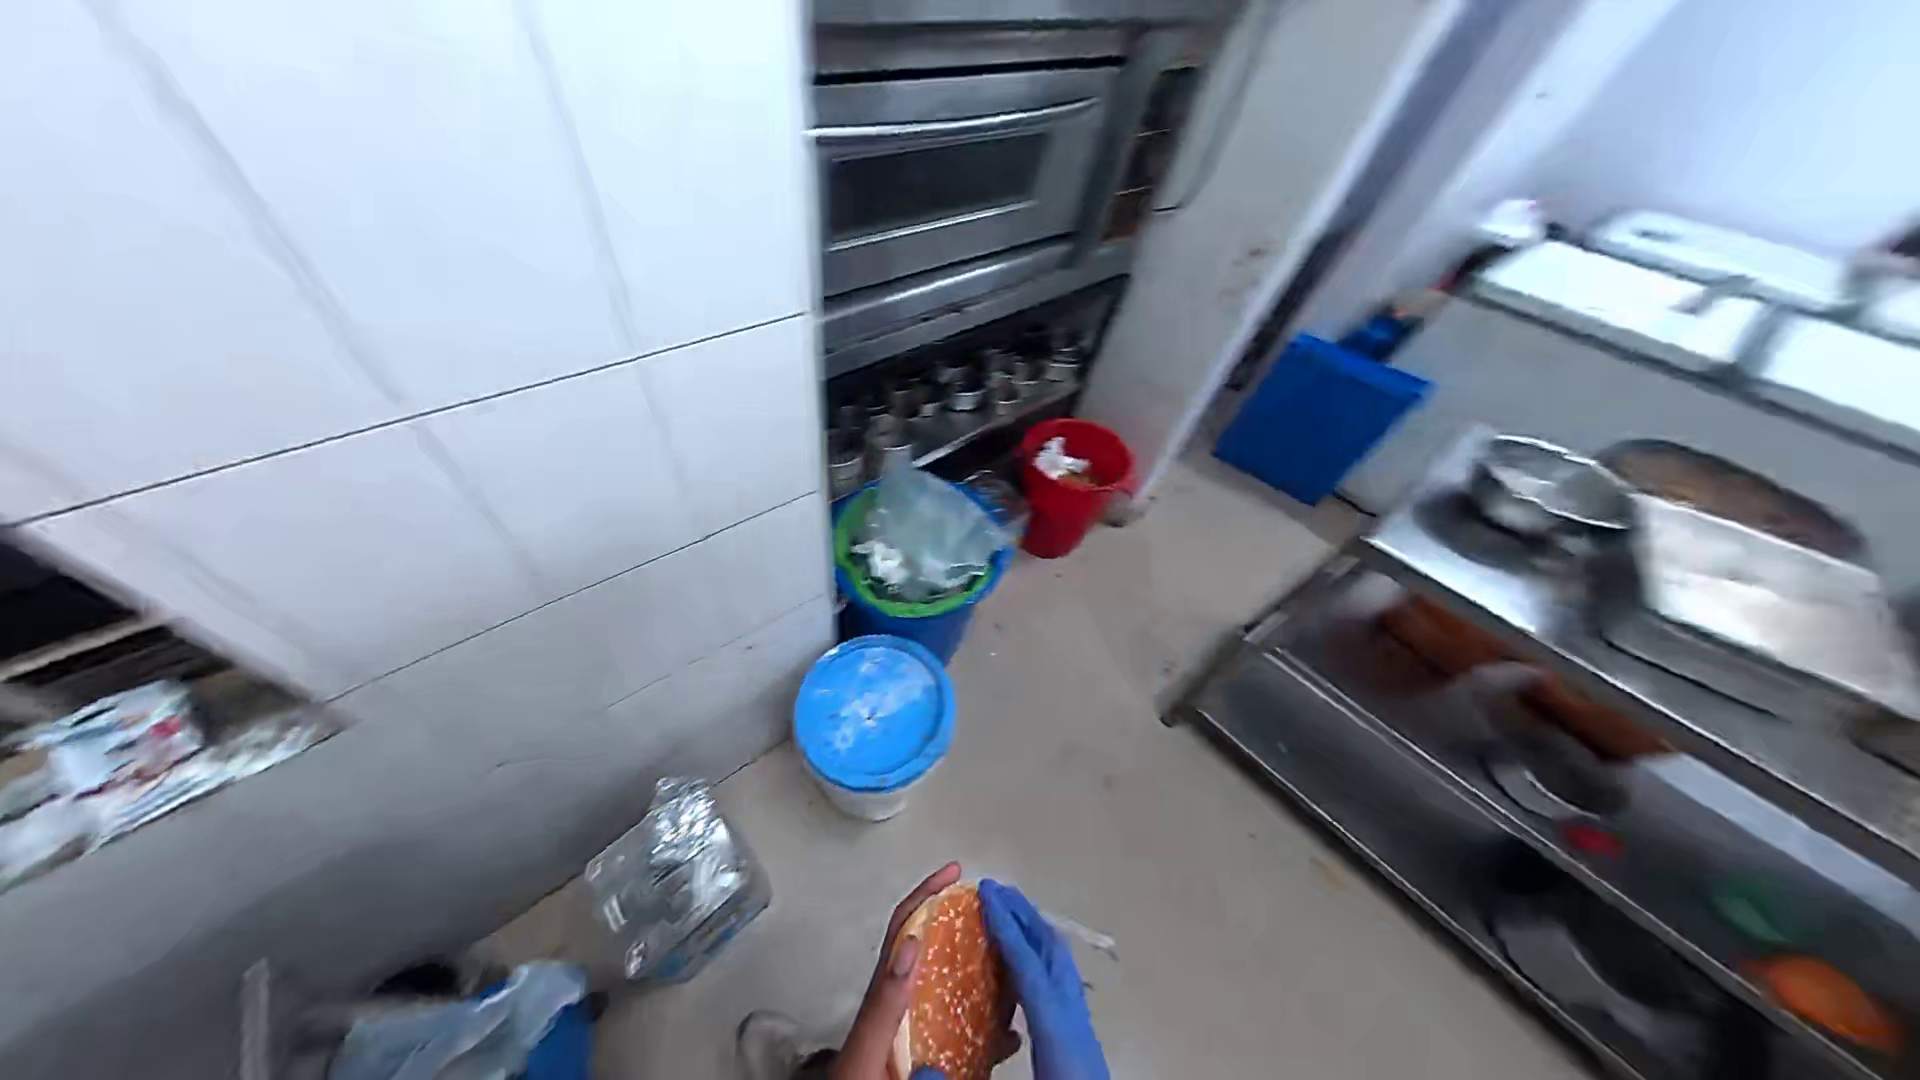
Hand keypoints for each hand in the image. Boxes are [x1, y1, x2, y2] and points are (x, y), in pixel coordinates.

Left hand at [832, 863, 1018, 1079]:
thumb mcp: (865, 1053)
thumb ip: (886, 1004)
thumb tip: (912, 947)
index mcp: (886, 992)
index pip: (905, 930)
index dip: (926, 895)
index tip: (955, 872)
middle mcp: (905, 1003)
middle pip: (936, 951)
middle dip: (967, 929)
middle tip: (1002, 919)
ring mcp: (919, 1030)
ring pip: (957, 988)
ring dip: (986, 974)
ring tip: (1016, 967)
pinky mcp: (932, 1057)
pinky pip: (967, 1034)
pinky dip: (990, 1028)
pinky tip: (1012, 1033)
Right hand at [979, 880, 1108, 1079]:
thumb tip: (920, 1070)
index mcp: (1058, 1037)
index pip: (1031, 968)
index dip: (1007, 927)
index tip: (986, 893)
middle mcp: (1075, 1024)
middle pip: (1053, 955)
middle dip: (1025, 916)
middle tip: (995, 891)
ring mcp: (1083, 1033)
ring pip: (1061, 969)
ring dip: (1033, 935)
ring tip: (1004, 918)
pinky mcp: (1082, 1046)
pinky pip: (1060, 987)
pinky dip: (1039, 962)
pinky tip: (1018, 974)